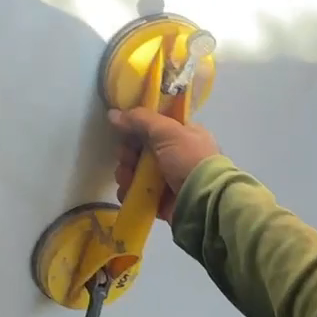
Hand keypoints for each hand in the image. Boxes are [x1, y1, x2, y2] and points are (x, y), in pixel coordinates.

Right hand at [108, 107, 219, 221]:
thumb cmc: (189, 159)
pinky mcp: (161, 200)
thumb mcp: (167, 131)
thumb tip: (113, 113)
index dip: (137, 127)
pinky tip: (126, 191)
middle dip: (128, 153)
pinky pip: (138, 191)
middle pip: (141, 148)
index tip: (124, 131)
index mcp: (184, 134)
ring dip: (126, 173)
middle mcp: (177, 154)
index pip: (154, 125)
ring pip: (137, 170)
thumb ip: (140, 120)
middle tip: (126, 158)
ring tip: (126, 178)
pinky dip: (129, 191)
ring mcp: (169, 178)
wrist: (203, 202)